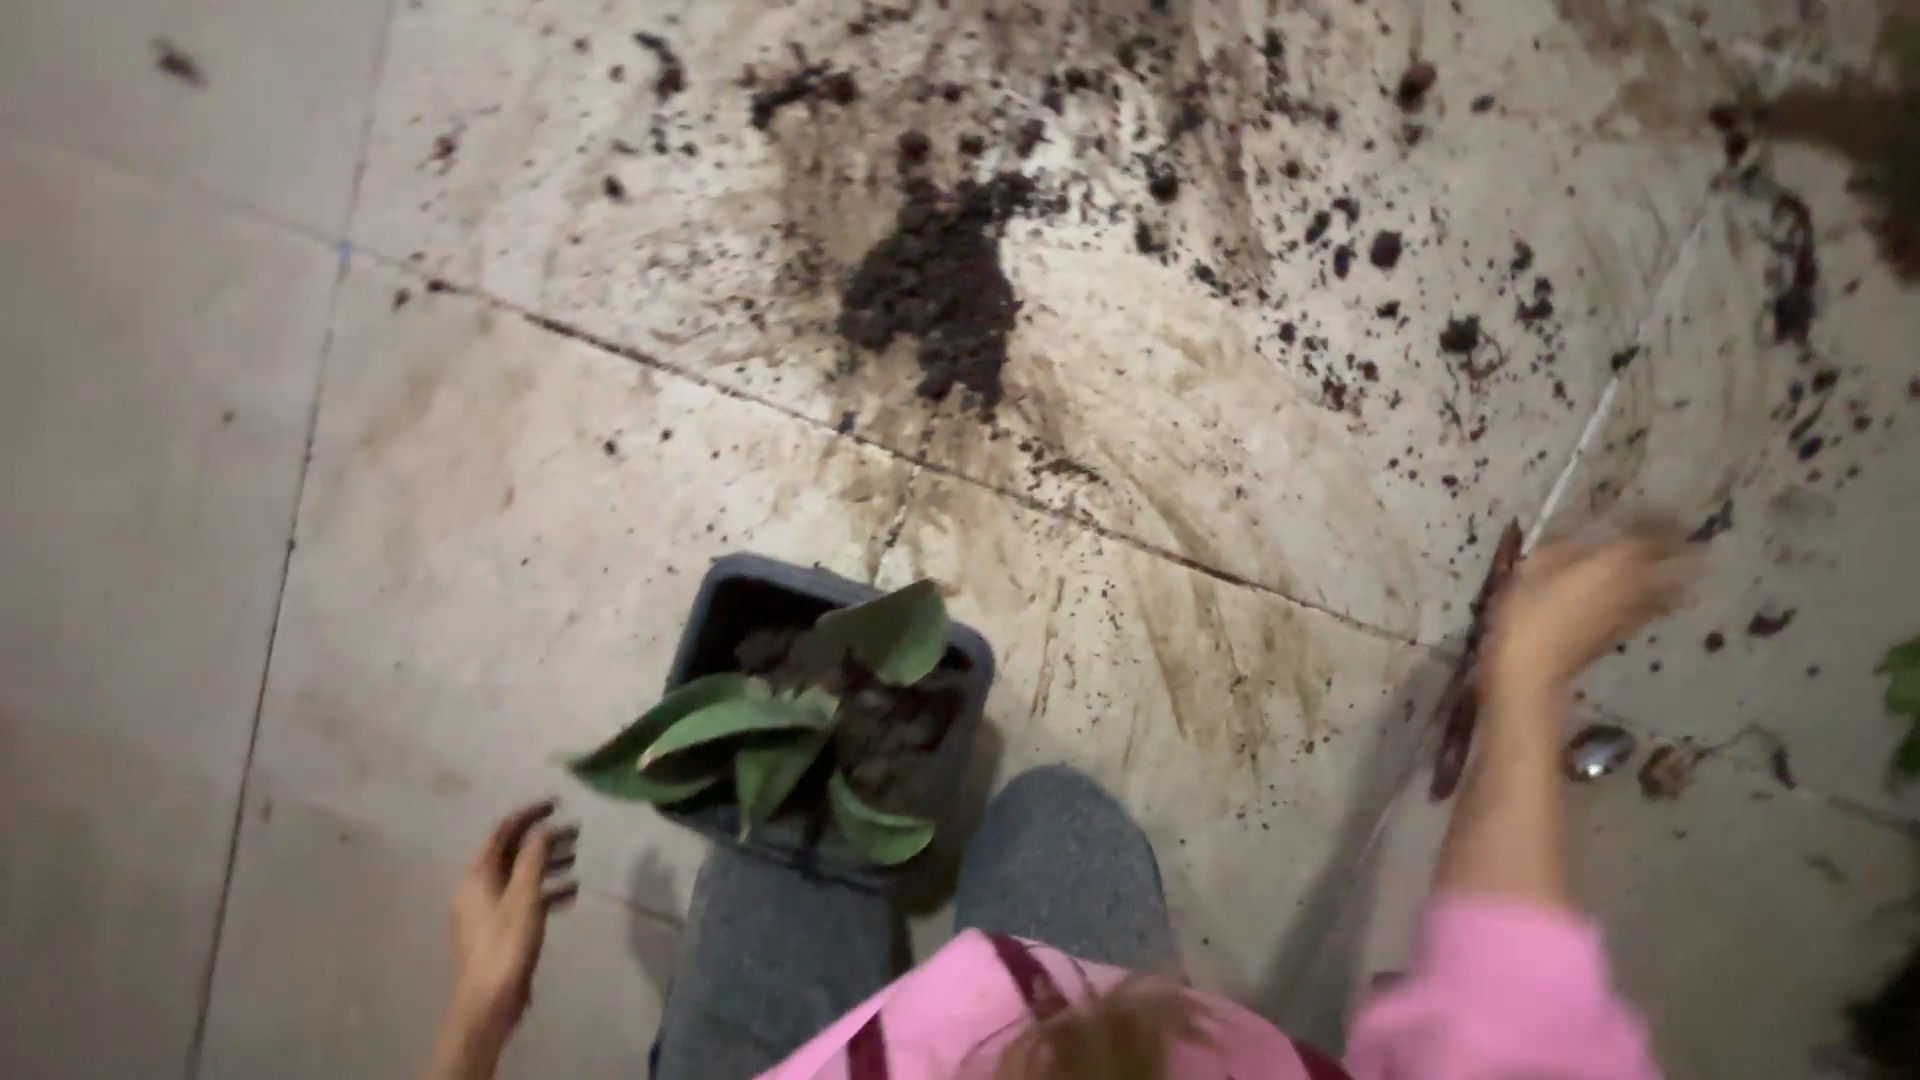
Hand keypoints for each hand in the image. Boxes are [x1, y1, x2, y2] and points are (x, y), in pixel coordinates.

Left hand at [442, 800, 578, 1055]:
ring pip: (521, 875)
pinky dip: (546, 889)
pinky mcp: (500, 929)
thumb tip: (543, 828)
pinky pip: (524, 897)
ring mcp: (488, 910)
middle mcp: (478, 889)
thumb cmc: (506, 942)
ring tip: (576, 859)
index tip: (557, 803)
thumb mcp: (524, 895)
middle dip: (545, 839)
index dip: (529, 814)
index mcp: (477, 877)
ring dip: (548, 863)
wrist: (489, 1001)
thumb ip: (534, 858)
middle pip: (513, 853)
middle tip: (576, 832)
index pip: (502, 832)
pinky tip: (570, 892)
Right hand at [1483, 532, 1695, 694]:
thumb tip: (1580, 537)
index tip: (1657, 513)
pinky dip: (1658, 596)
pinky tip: (1648, 596)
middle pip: (1676, 562)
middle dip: (1684, 549)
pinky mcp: (1627, 630)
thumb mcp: (1529, 571)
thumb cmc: (1524, 614)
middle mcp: (1634, 583)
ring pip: (1672, 587)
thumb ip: (1560, 549)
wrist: (1532, 667)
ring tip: (1677, 566)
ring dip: (1678, 574)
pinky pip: (1654, 606)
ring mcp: (1635, 610)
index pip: (1648, 536)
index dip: (1656, 523)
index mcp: (1610, 563)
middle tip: (1684, 539)